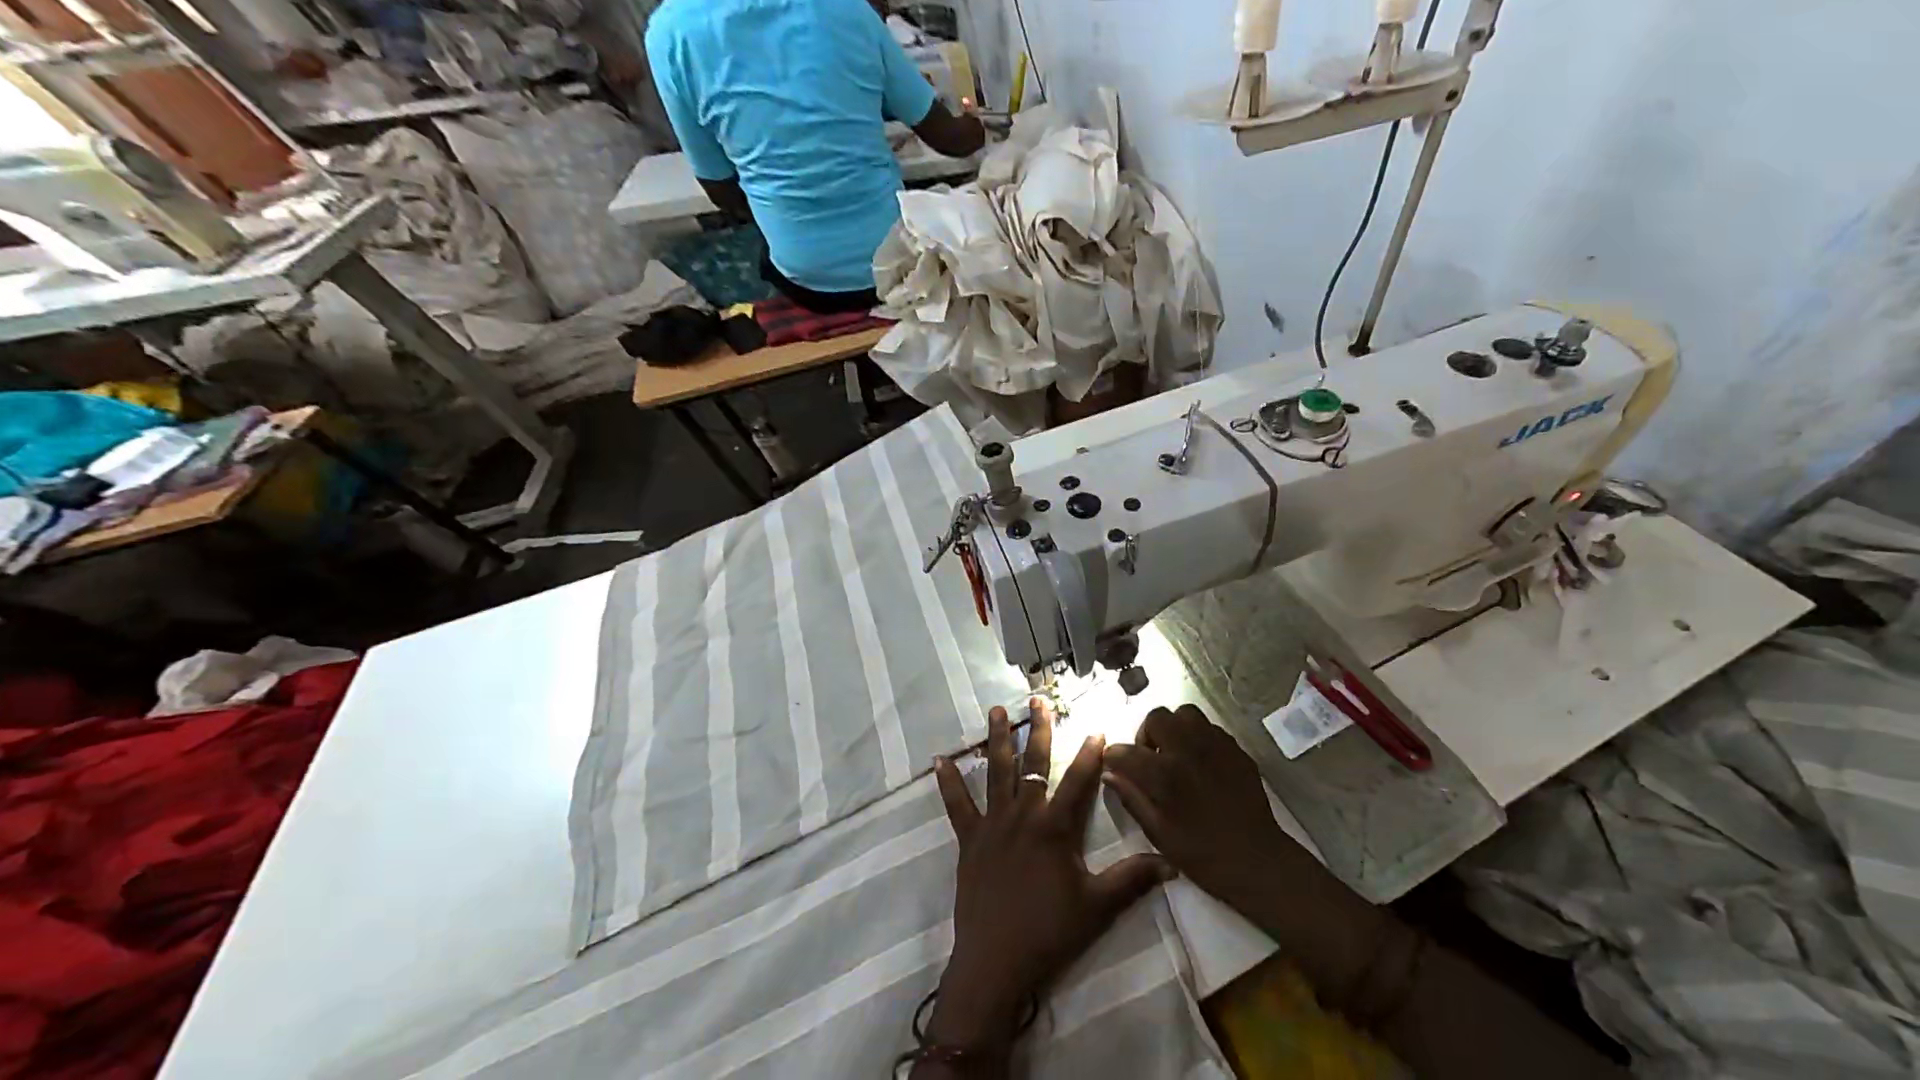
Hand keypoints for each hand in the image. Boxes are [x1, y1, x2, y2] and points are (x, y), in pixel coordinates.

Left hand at [927, 698, 1170, 1052]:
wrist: (996, 960)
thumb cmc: (1050, 931)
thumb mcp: (1098, 906)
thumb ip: (1133, 880)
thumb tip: (1172, 863)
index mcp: (1054, 828)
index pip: (1078, 782)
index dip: (1090, 755)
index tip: (1096, 728)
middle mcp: (1022, 816)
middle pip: (1033, 764)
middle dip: (1038, 730)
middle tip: (1038, 700)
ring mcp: (992, 824)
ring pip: (996, 773)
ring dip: (997, 740)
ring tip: (996, 711)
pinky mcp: (969, 839)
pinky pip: (956, 805)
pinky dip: (948, 783)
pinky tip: (939, 760)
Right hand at [1099, 705, 1297, 906]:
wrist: (1256, 860)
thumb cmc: (1201, 854)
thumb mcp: (1157, 832)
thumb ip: (1131, 797)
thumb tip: (1109, 774)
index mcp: (1163, 774)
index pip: (1124, 751)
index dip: (1114, 758)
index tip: (1116, 767)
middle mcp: (1187, 750)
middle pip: (1156, 717)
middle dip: (1146, 734)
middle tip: (1151, 758)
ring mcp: (1214, 746)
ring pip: (1185, 714)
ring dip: (1174, 729)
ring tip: (1176, 753)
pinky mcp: (1235, 750)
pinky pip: (1209, 728)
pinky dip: (1198, 737)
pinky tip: (1201, 762)